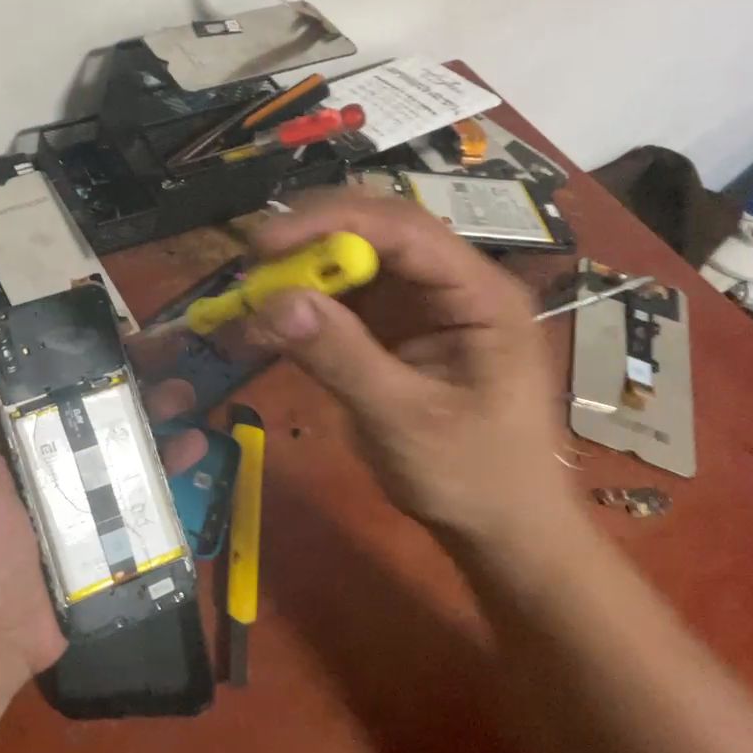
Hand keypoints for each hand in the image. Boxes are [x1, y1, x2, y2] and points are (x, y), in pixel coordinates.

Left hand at [0, 355, 207, 683]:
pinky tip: (194, 445)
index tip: (106, 328)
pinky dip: (169, 462)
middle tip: (163, 356)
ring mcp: (80, 484)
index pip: (36, 378)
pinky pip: (141, 482)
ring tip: (184, 393)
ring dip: (154, 409)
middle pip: (88, 401)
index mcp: (4, 435)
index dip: (68, 350)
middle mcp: (44, 451)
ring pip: (120, 434)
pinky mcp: (108, 519)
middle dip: (126, 375)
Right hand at [246, 191, 575, 543]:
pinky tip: (269, 319)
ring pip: (351, 260)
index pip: (402, 229)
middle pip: (375, 231)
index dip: (331, 222)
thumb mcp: (405, 419)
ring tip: (252, 293)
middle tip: (252, 264)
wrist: (500, 529)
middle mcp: (449, 286)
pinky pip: (340, 299)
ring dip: (300, 270)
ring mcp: (419, 306)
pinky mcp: (391, 330)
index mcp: (479, 295)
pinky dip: (302, 304)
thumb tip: (273, 303)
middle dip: (310, 239)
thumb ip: (342, 357)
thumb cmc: (474, 477)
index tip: (265, 244)